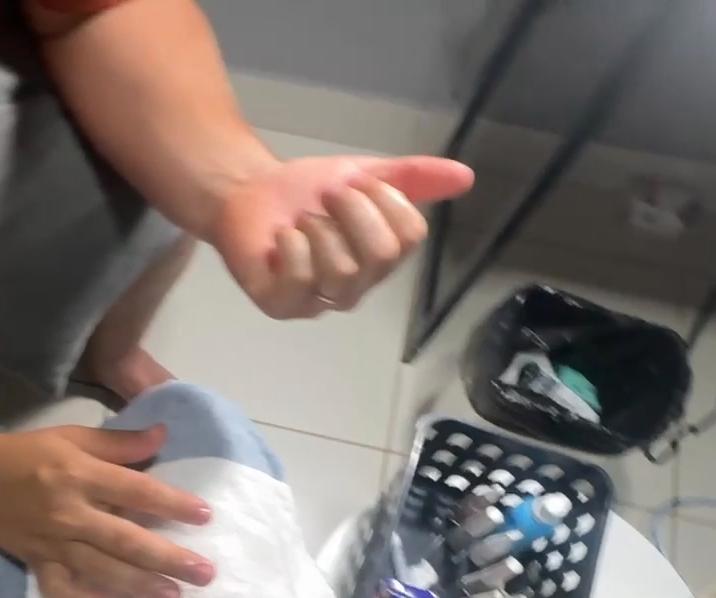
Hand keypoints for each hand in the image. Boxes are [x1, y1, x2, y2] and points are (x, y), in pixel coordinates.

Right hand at [0, 425, 213, 597]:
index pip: (136, 491)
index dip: (173, 503)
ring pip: (101, 568)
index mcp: (79, 474)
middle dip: (168, 557)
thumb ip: (118, 443)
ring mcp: (51, 542)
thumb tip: (162, 436)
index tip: (205, 515)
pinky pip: (59, 588)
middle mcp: (69, 512)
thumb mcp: (71, 437)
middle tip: (204, 573)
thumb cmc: (26, 454)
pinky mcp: (35, 562)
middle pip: (126, 539)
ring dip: (138, 585)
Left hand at [212, 155, 473, 318]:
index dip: (386, 201)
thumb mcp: (365, 175)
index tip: (356, 183)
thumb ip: (413, 178)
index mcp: (378, 263)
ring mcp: (314, 303)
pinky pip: (302, 278)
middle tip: (327, 197)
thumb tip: (467, 178)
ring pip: (342, 270)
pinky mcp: (280, 305)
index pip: (409, 238)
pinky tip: (281, 237)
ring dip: (320, 228)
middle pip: (380, 256)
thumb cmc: (306, 192)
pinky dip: (293, 244)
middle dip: (354, 212)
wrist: (247, 191)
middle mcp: (352, 290)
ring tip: (301, 220)